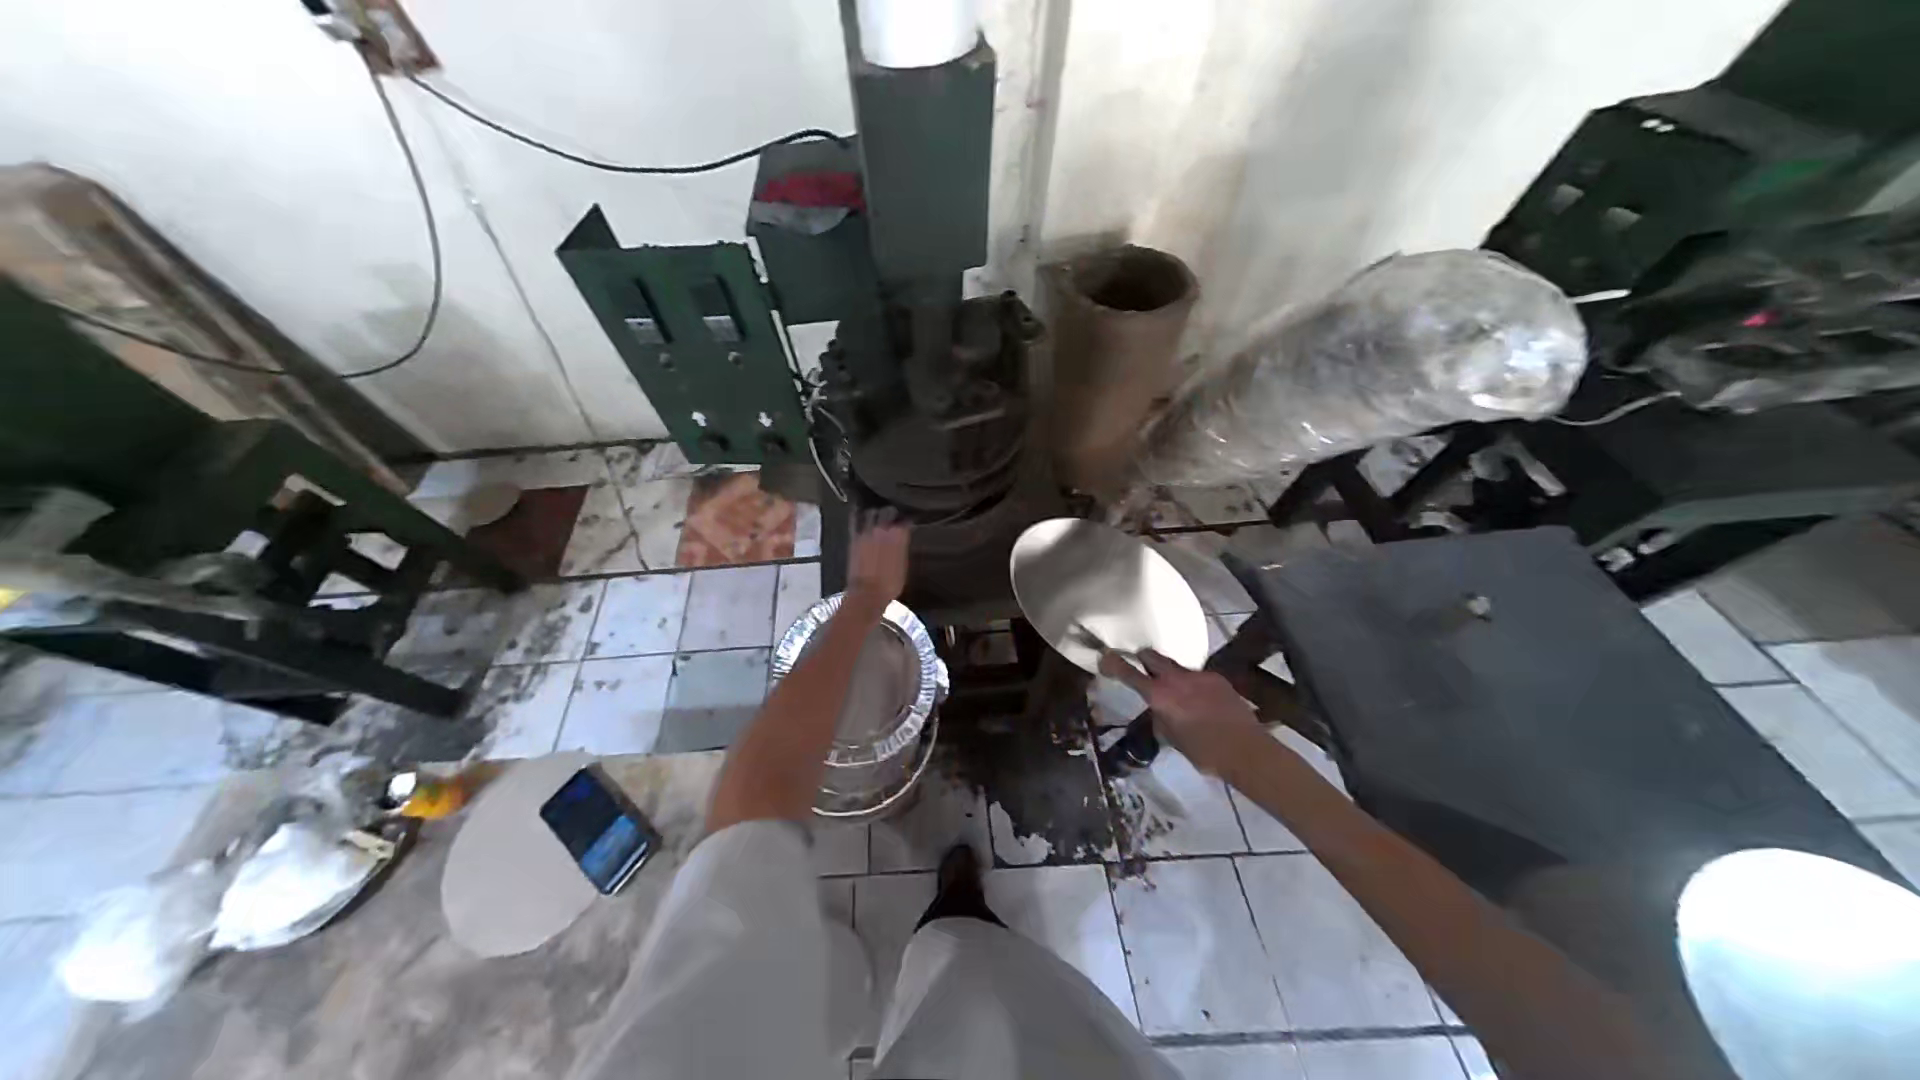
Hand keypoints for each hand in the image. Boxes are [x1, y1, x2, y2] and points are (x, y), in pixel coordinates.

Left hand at [845, 514, 909, 612]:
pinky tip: (858, 511)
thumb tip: (902, 537)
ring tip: (877, 512)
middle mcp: (884, 530)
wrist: (868, 593)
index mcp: (900, 536)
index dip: (907, 519)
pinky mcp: (854, 537)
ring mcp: (867, 532)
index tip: (908, 520)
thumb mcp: (903, 565)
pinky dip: (858, 514)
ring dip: (875, 512)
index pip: (906, 520)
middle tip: (893, 513)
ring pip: (872, 512)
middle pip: (889, 511)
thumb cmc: (891, 584)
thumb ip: (902, 547)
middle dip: (891, 511)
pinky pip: (855, 520)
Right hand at [1099, 648, 1263, 775]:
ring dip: (1171, 675)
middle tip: (1142, 668)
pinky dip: (1193, 685)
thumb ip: (1160, 718)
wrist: (1246, 750)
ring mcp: (1198, 676)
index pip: (1129, 673)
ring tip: (1179, 695)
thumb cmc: (1204, 752)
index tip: (1104, 656)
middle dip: (1144, 659)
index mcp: (1159, 696)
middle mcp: (1176, 679)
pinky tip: (1203, 703)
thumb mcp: (1172, 738)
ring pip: (1176, 666)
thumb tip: (1159, 710)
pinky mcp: (1217, 678)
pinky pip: (1197, 676)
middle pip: (1152, 656)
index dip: (1113, 663)